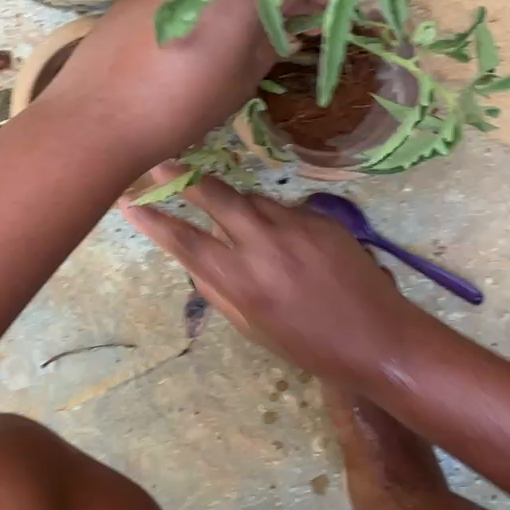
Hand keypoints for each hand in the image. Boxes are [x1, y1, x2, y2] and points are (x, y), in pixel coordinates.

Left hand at [31, 0, 328, 170]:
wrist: (93, 121)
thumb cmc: (178, 110)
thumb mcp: (239, 83)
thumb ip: (270, 43)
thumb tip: (284, 25)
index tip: (327, 11)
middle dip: (276, 0)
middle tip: (283, 35)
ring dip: (234, 7)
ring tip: (226, 50)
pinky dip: (199, 12)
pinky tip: (185, 49)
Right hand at [121, 170, 429, 383]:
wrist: (380, 339)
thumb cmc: (310, 346)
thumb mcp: (253, 328)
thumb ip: (217, 289)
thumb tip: (193, 259)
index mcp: (242, 279)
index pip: (184, 240)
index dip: (153, 220)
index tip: (130, 203)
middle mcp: (264, 243)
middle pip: (215, 194)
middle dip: (185, 177)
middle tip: (163, 163)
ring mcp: (296, 224)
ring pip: (251, 199)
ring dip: (236, 205)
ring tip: (238, 224)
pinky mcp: (321, 217)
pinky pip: (283, 208)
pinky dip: (273, 218)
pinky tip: (284, 242)